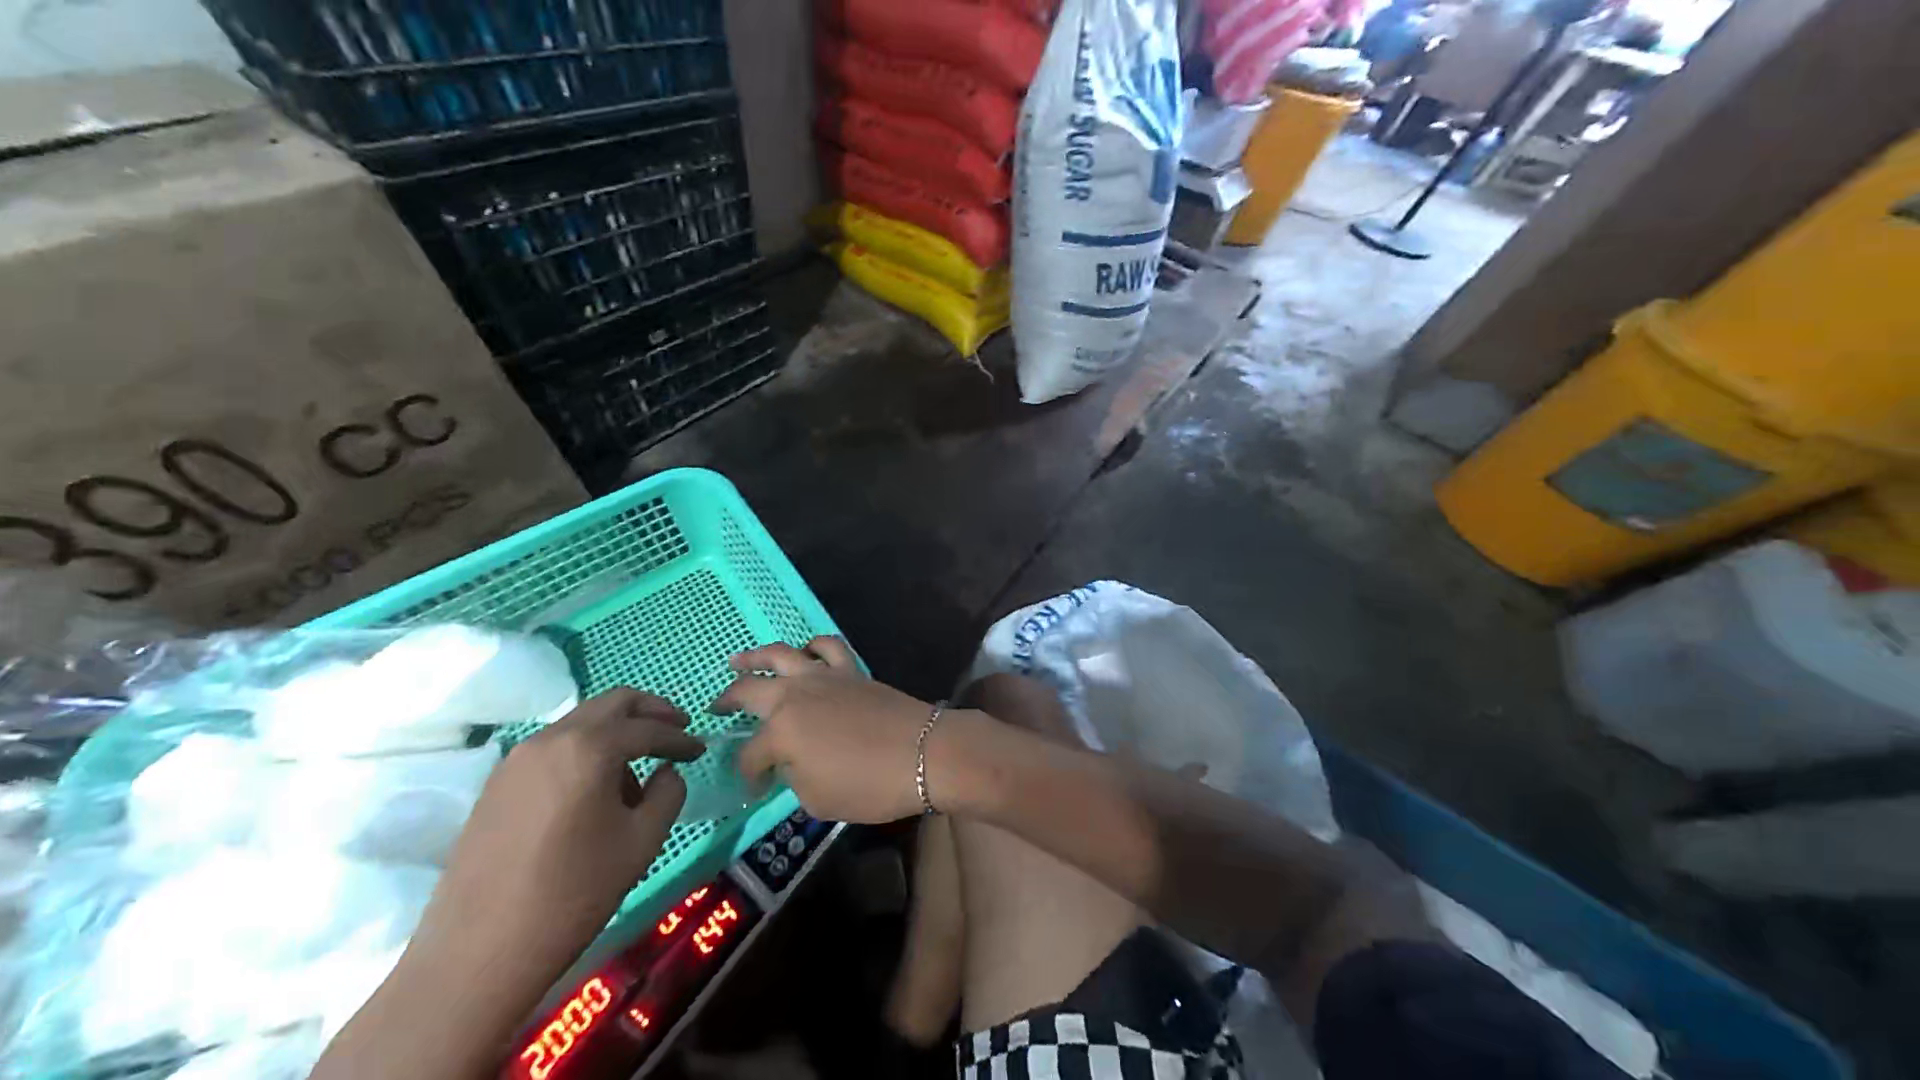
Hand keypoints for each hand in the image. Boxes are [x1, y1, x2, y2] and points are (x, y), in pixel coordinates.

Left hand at [404, 688, 703, 986]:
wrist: (480, 952)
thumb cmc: (575, 892)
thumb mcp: (643, 841)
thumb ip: (669, 793)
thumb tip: (665, 773)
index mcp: (589, 747)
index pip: (648, 728)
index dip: (680, 738)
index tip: (701, 751)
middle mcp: (550, 739)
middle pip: (611, 704)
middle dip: (650, 712)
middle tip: (677, 730)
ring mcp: (516, 760)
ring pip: (580, 724)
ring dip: (616, 734)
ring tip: (636, 775)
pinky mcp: (496, 785)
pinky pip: (553, 749)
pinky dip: (584, 752)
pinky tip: (594, 792)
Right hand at [715, 637, 933, 823]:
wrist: (924, 753)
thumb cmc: (869, 785)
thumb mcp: (818, 799)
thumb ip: (793, 779)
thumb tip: (788, 763)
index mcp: (781, 731)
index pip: (750, 755)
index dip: (748, 775)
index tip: (754, 788)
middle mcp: (795, 695)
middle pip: (749, 692)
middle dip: (727, 702)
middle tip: (716, 710)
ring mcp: (823, 676)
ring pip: (780, 655)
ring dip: (754, 657)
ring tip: (737, 661)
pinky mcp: (851, 670)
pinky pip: (827, 647)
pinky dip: (812, 646)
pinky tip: (804, 652)